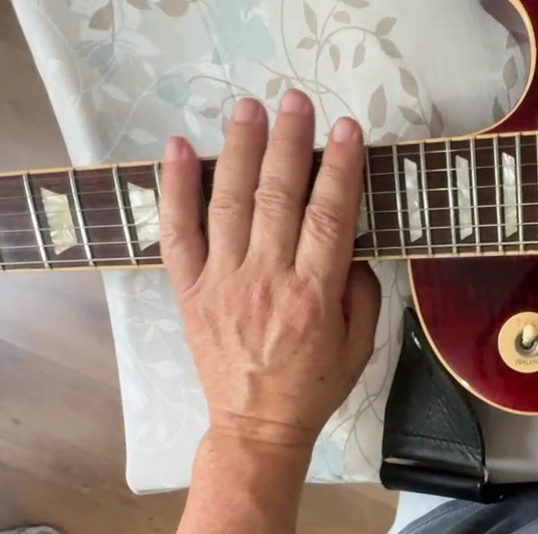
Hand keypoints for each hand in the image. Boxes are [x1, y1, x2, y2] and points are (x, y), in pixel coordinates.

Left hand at [161, 91, 381, 451]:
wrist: (257, 427)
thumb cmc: (313, 389)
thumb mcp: (358, 350)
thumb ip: (362, 296)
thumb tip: (353, 249)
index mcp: (313, 296)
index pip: (329, 216)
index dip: (338, 168)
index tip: (346, 131)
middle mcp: (267, 280)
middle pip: (278, 195)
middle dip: (290, 142)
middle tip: (297, 101)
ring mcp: (224, 282)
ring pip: (230, 202)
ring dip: (240, 148)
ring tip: (249, 108)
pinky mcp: (191, 289)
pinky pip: (178, 232)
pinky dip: (176, 188)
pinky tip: (181, 148)